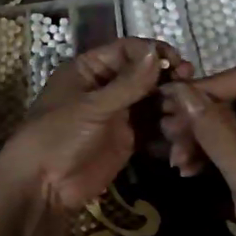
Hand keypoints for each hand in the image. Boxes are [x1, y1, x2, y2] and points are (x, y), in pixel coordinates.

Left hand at [0, 39, 186, 235]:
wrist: (44, 184)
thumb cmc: (58, 136)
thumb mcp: (92, 106)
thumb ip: (127, 83)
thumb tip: (154, 53)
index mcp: (88, 69)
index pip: (126, 51)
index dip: (153, 54)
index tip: (179, 66)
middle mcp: (105, 86)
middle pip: (144, 75)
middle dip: (168, 81)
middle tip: (191, 90)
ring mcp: (117, 113)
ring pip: (152, 101)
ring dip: (171, 106)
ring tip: (186, 116)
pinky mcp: (127, 138)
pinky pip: (154, 126)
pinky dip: (168, 128)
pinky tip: (182, 133)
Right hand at [160, 66, 235, 235]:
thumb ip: (215, 133)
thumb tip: (180, 93)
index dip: (207, 88)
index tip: (169, 103)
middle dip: (200, 115)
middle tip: (166, 132)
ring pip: (233, 118)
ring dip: (201, 134)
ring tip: (175, 156)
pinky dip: (212, 148)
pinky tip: (188, 166)